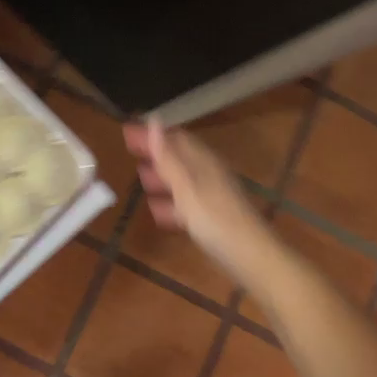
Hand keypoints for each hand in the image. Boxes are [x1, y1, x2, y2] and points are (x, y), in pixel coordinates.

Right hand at [123, 119, 274, 278]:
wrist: (250, 256)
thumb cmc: (215, 219)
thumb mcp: (186, 186)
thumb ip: (167, 157)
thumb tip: (152, 120)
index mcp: (202, 163)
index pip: (175, 138)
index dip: (151, 134)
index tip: (126, 130)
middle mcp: (208, 175)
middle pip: (178, 157)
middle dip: (155, 153)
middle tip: (130, 151)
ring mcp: (210, 197)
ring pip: (181, 180)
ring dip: (161, 176)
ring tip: (140, 178)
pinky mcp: (210, 218)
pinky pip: (185, 203)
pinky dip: (169, 202)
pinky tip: (157, 211)